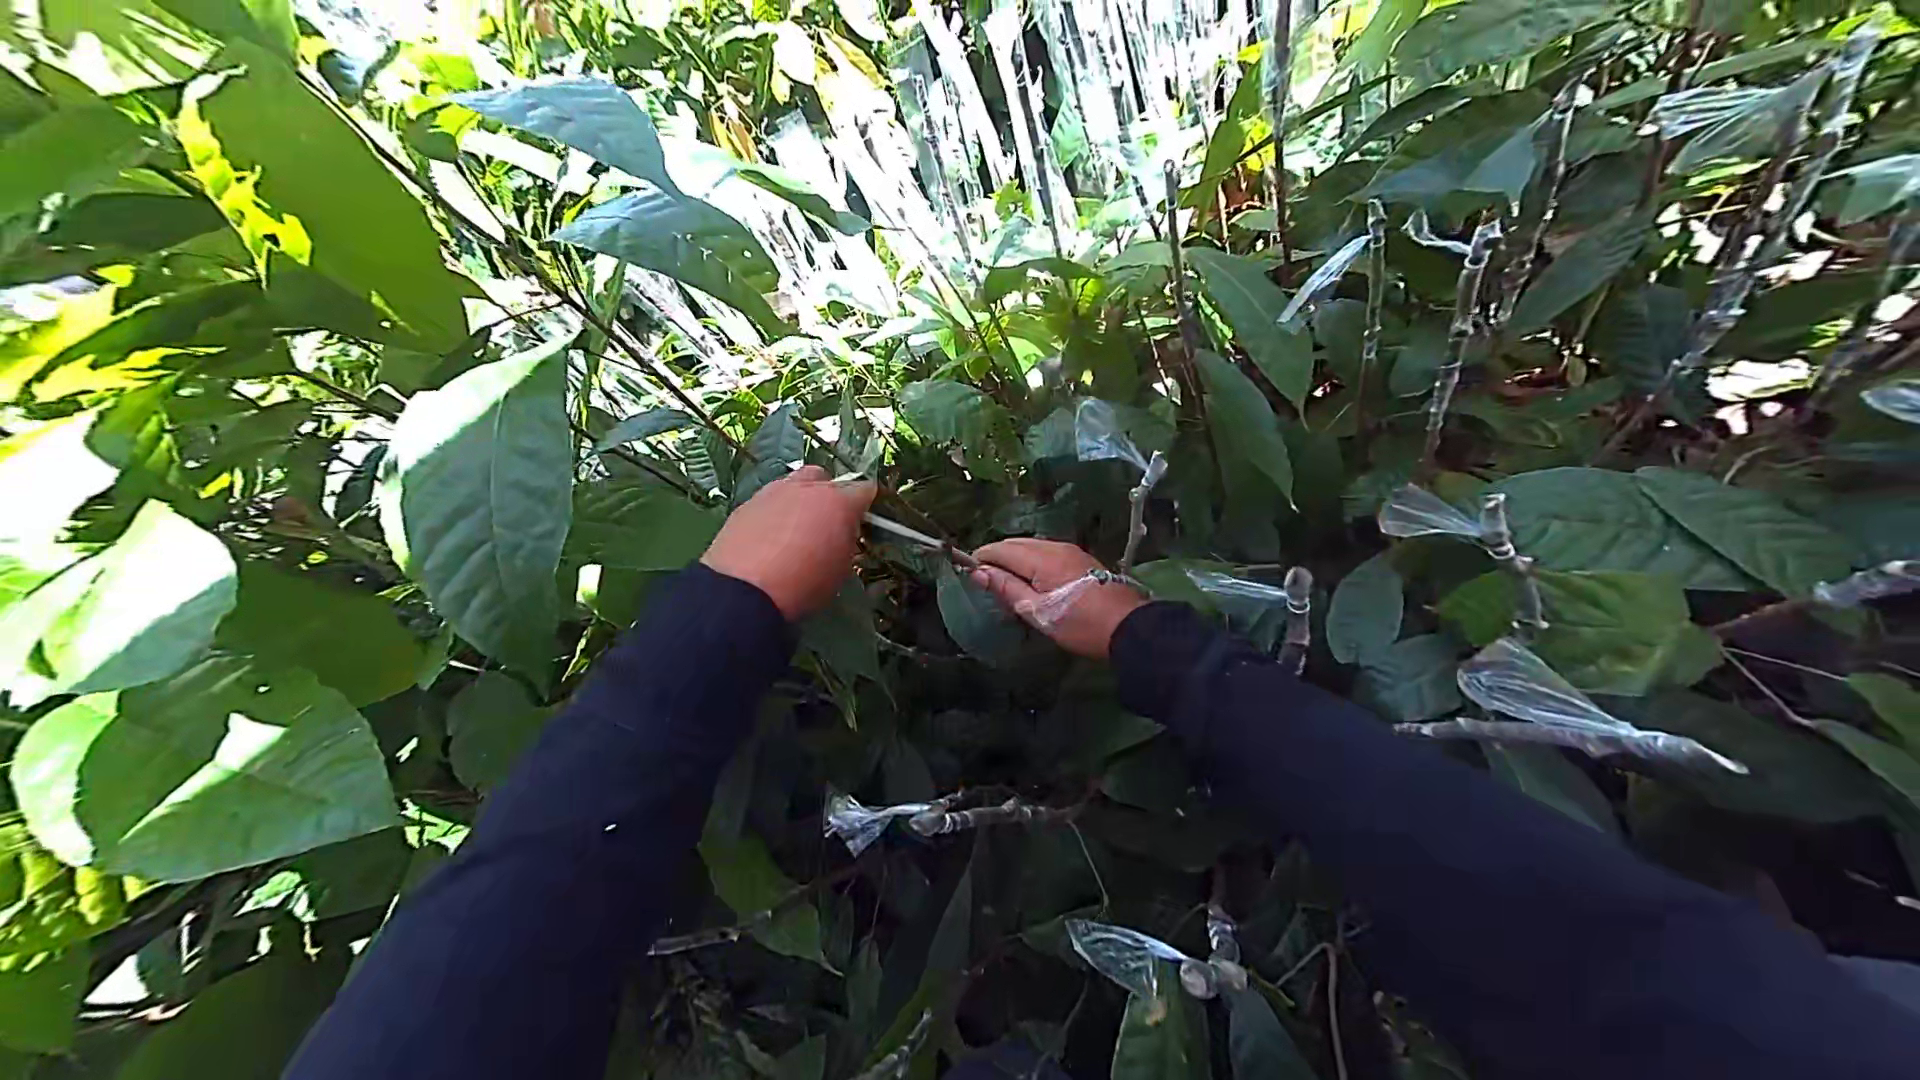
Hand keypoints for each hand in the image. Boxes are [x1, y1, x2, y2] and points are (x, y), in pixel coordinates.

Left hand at [701, 465, 875, 619]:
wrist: (744, 592)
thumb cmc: (803, 585)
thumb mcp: (841, 569)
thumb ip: (847, 541)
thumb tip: (843, 533)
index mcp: (838, 503)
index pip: (864, 490)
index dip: (865, 506)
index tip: (862, 521)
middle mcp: (807, 489)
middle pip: (827, 478)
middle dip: (832, 495)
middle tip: (829, 523)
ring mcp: (774, 492)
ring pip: (795, 483)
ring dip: (801, 499)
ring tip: (797, 527)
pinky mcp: (746, 504)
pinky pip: (770, 499)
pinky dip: (775, 512)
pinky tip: (770, 536)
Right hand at [969, 539, 1144, 658]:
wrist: (1128, 628)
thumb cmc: (1079, 625)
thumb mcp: (1037, 612)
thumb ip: (1007, 589)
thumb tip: (978, 572)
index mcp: (1042, 558)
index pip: (1001, 549)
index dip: (982, 558)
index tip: (968, 572)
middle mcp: (1055, 547)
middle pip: (1016, 543)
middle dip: (996, 555)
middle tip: (984, 578)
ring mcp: (1070, 550)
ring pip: (1031, 545)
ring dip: (1014, 557)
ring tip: (1004, 579)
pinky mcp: (1080, 558)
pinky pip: (1046, 551)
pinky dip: (1030, 559)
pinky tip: (1029, 577)